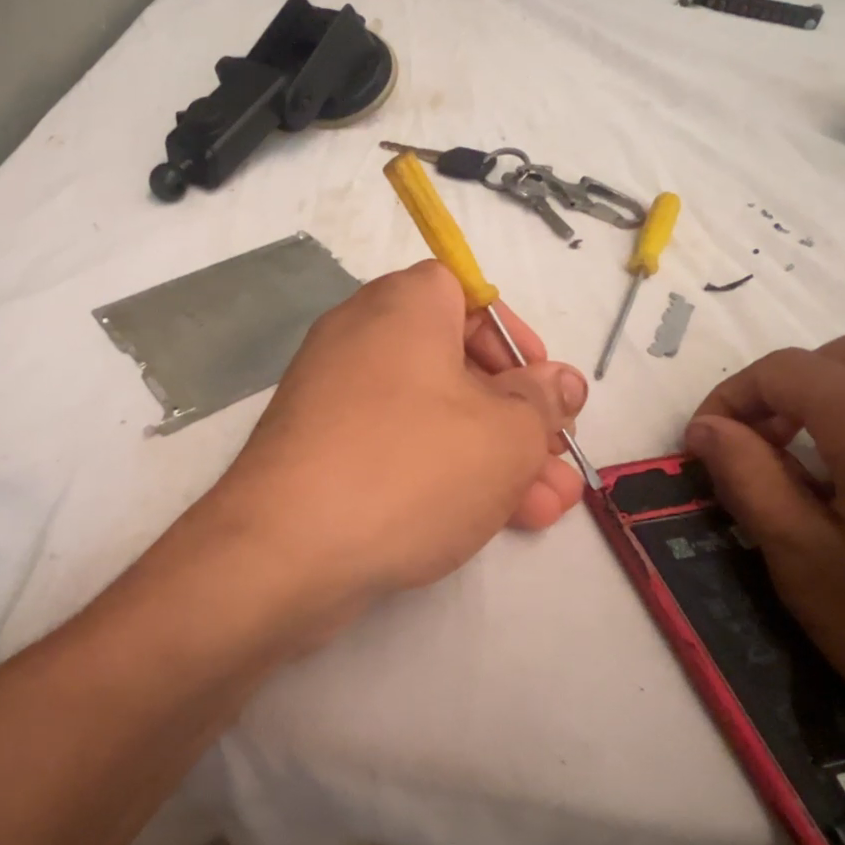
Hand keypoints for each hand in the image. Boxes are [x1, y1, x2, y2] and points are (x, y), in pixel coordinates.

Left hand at [203, 261, 586, 625]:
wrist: (285, 550)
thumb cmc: (409, 469)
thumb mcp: (503, 436)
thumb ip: (541, 403)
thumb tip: (558, 381)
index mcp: (400, 308)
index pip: (464, 293)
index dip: (513, 337)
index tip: (544, 387)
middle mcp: (358, 340)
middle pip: (454, 364)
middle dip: (516, 418)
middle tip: (557, 464)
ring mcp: (331, 399)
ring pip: (430, 417)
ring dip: (491, 457)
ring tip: (546, 509)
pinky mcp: (316, 452)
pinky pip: (392, 448)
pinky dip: (440, 474)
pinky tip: (489, 521)